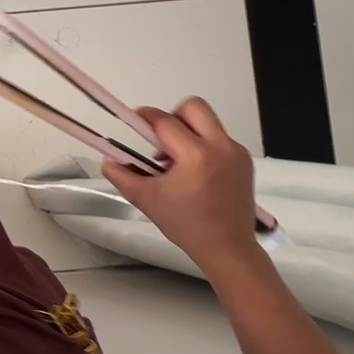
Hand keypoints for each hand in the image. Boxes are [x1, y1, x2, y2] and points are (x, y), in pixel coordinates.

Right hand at [102, 97, 267, 276]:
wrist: (227, 247)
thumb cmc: (184, 224)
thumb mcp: (144, 199)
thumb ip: (120, 175)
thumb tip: (109, 159)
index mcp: (195, 155)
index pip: (164, 121)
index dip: (145, 116)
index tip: (133, 120)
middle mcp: (221, 146)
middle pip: (194, 107)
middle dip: (172, 115)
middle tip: (160, 138)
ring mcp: (237, 152)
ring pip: (208, 122)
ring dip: (187, 130)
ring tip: (175, 159)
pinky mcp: (245, 161)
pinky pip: (219, 139)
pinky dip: (202, 145)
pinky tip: (193, 171)